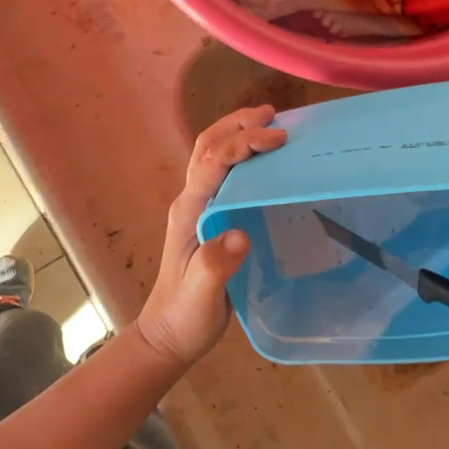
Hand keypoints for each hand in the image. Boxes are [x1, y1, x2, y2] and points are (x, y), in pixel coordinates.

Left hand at [134, 105, 287, 364]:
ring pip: (212, 156)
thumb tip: (240, 235)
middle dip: (238, 124)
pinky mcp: (209, 218)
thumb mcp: (201, 294)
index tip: (279, 138)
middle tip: (272, 114)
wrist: (169, 335)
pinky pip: (223, 175)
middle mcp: (191, 201)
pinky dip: (242, 156)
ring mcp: (198, 208)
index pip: (214, 163)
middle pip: (208, 147)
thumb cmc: (185, 315)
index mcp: (190, 211)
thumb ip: (216, 265)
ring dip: (237, 133)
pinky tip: (266, 161)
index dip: (244, 144)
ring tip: (269, 122)